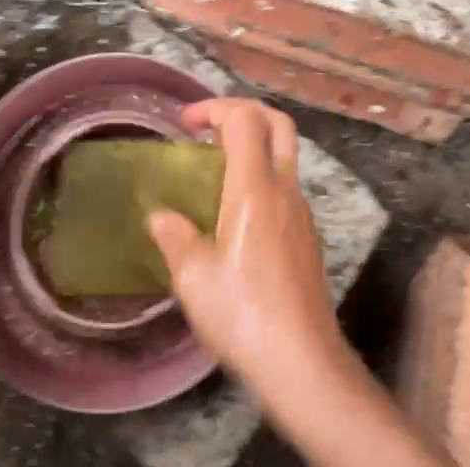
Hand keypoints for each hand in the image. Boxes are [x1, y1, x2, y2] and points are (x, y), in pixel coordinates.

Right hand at [146, 98, 343, 395]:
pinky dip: (262, 180)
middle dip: (244, 111)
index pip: (245, 120)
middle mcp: (285, 191)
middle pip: (278, 124)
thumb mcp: (194, 278)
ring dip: (253, 147)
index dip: (214, 108)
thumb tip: (161, 216)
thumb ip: (176, 238)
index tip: (184, 123)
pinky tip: (235, 216)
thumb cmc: (243, 314)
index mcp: (255, 189)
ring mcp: (303, 214)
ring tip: (213, 173)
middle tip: (208, 127)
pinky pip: (286, 189)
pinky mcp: (308, 238)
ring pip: (285, 157)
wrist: (302, 361)